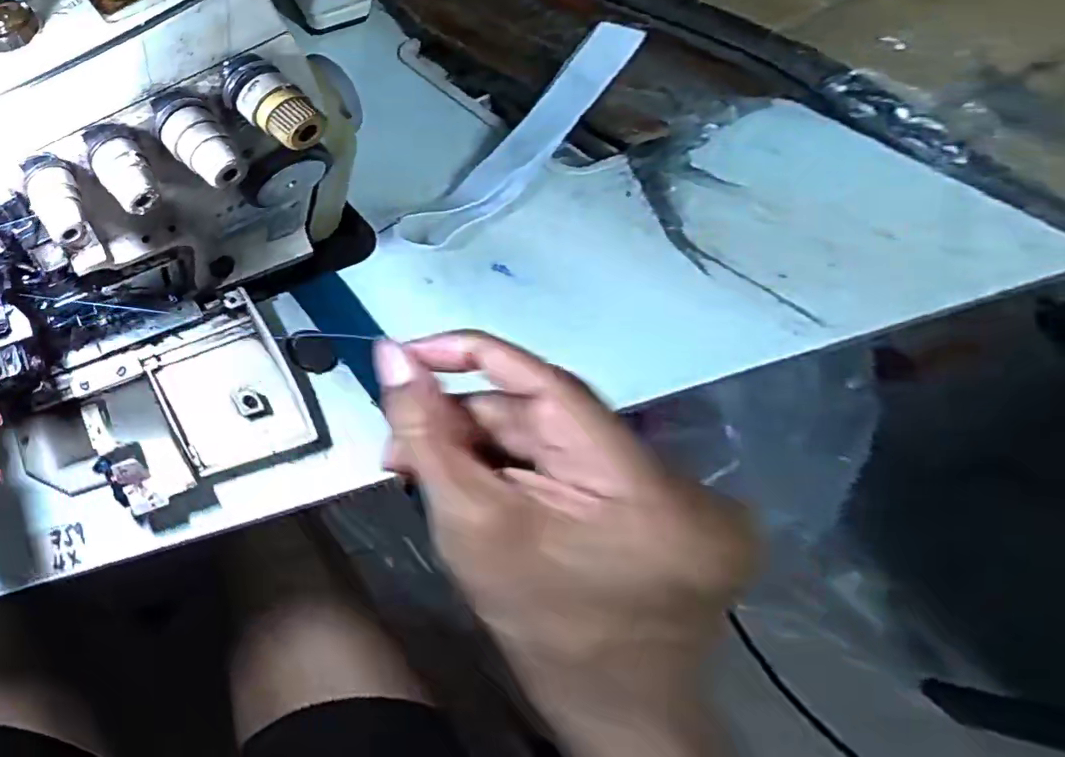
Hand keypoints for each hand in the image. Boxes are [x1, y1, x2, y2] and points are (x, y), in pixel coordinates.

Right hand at [377, 332, 756, 750]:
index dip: (470, 355)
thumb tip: (391, 354)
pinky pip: (560, 461)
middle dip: (459, 426)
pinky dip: (506, 466)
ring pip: (540, 438)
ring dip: (475, 448)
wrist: (605, 711)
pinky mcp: (654, 504)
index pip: (548, 384)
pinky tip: (468, 485)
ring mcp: (670, 493)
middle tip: (399, 451)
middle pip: (536, 417)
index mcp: (642, 488)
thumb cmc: (533, 620)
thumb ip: (424, 428)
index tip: (406, 353)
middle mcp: (674, 479)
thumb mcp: (464, 517)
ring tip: (422, 475)